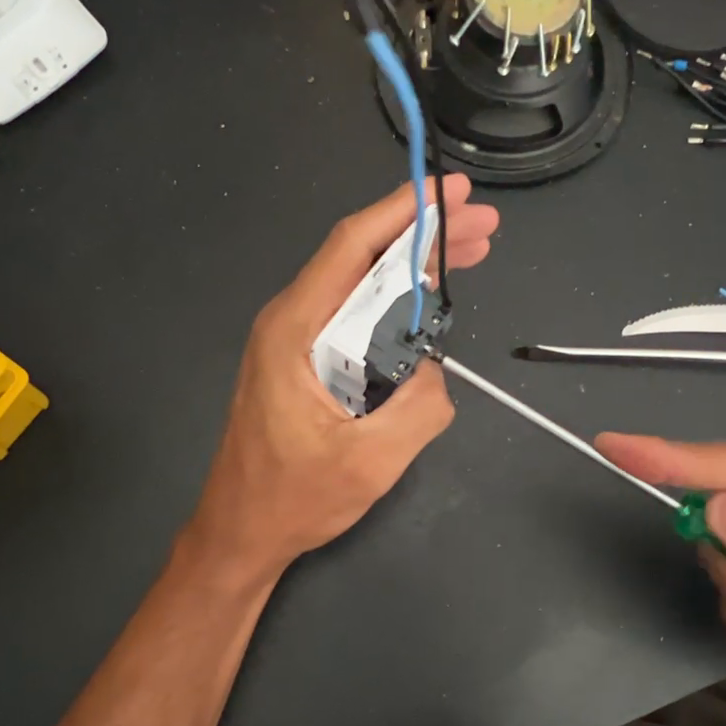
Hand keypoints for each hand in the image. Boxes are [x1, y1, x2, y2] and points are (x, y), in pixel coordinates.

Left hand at [185, 177, 499, 580]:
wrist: (241, 532)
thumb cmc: (294, 500)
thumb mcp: (370, 461)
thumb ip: (419, 407)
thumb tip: (437, 369)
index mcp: (294, 330)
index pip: (352, 247)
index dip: (405, 212)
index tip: (453, 193)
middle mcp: (288, 323)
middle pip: (360, 259)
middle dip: (423, 236)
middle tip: (483, 227)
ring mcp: (292, 343)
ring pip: (358, 287)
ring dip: (412, 270)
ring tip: (471, 255)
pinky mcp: (301, 365)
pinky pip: (352, 319)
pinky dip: (393, 306)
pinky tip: (427, 308)